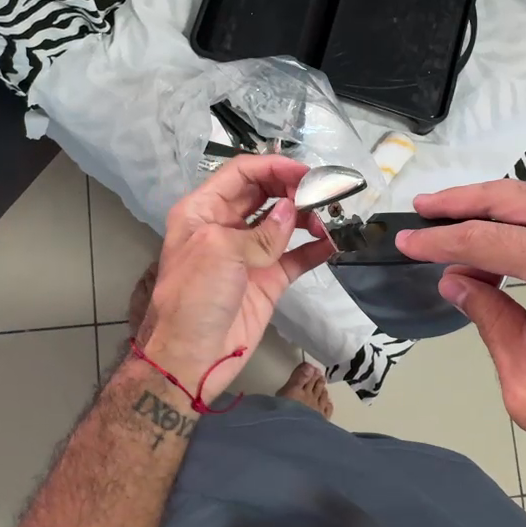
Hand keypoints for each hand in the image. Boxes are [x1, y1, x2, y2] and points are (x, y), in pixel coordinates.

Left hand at [135, 155, 333, 403]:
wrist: (190, 359)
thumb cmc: (193, 297)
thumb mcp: (219, 252)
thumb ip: (260, 231)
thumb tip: (292, 211)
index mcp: (203, 210)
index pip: (241, 174)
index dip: (272, 167)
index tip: (305, 172)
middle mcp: (225, 226)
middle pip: (264, 193)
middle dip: (293, 188)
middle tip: (323, 192)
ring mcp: (248, 253)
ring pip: (283, 222)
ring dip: (307, 216)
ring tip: (331, 216)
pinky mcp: (268, 280)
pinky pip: (296, 256)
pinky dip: (315, 248)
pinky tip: (335, 242)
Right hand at [394, 182, 525, 455]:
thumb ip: (491, 326)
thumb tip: (459, 283)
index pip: (486, 240)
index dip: (439, 241)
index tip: (406, 242)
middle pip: (510, 198)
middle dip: (459, 202)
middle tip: (423, 208)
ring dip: (494, 207)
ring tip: (455, 217)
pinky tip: (509, 233)